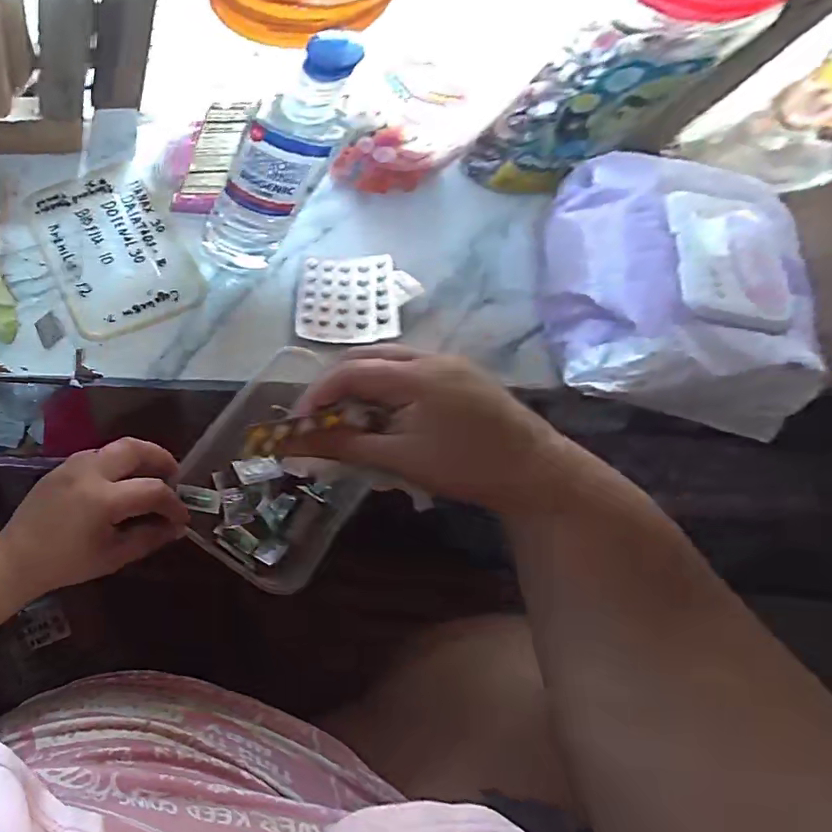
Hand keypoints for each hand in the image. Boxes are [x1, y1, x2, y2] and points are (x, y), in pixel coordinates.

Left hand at [0, 437, 189, 594]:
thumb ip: (147, 537)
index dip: (173, 504)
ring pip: (113, 447)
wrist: (17, 556)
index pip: (152, 490)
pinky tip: (119, 483)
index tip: (181, 517)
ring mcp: (71, 466)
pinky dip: (114, 462)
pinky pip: (94, 455)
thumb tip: (175, 527)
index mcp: (102, 498)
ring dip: (136, 457)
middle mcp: (88, 472)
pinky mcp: (59, 468)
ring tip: (148, 478)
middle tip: (173, 476)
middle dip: (160, 458)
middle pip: (134, 448)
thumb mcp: (112, 556)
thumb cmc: (66, 563)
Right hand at [283, 346, 599, 517]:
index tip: (297, 422)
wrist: (540, 474)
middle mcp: (431, 358)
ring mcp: (449, 364)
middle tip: (315, 415)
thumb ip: (340, 445)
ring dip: (354, 383)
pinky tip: (376, 412)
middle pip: (363, 357)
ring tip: (342, 414)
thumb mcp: (396, 458)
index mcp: (417, 376)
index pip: (348, 372)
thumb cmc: (465, 466)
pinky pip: (404, 369)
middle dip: (330, 384)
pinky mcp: (459, 375)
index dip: (315, 394)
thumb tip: (291, 444)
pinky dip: (378, 385)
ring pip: (384, 360)